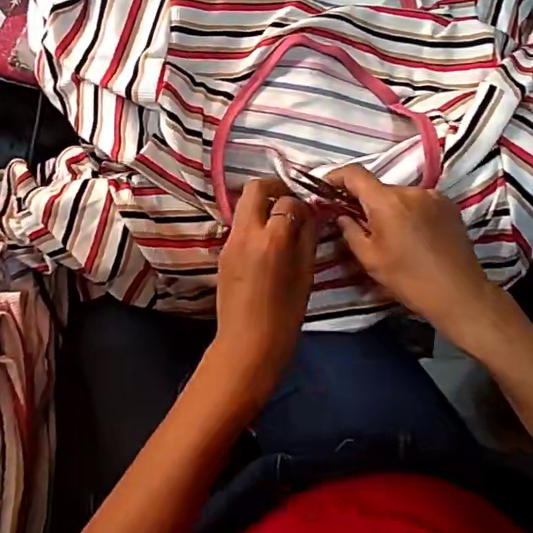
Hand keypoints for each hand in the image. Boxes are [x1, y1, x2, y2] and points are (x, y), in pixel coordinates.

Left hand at [210, 178, 318, 402]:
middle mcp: (246, 233)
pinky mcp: (222, 252)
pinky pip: (239, 225)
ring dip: (262, 205)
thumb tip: (310, 215)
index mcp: (272, 239)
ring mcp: (230, 241)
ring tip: (280, 223)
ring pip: (244, 205)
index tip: (309, 214)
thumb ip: (307, 238)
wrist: (246, 343)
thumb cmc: (284, 315)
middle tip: (290, 203)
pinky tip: (266, 242)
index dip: (301, 204)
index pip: (287, 201)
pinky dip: (253, 222)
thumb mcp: (305, 275)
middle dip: (275, 189)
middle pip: (255, 188)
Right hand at [325, 164, 508, 352]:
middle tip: (359, 224)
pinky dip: (409, 212)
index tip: (326, 188)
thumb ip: (350, 231)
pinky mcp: (449, 206)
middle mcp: (410, 191)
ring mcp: (433, 196)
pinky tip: (413, 236)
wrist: (460, 293)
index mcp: (386, 201)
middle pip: (378, 188)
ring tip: (391, 235)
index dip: (336, 177)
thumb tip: (341, 215)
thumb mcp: (369, 259)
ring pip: (399, 196)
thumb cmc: (409, 279)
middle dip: (365, 202)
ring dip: (389, 209)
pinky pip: (419, 202)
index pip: (354, 174)